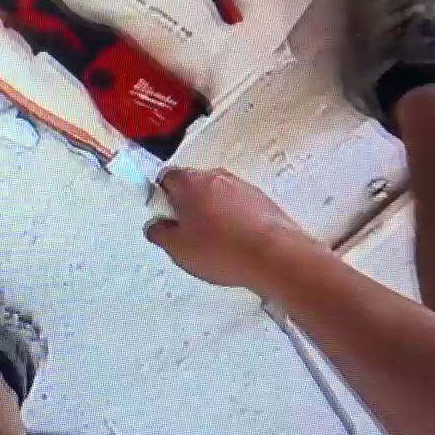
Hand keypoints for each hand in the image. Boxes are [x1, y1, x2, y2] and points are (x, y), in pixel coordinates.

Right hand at [144, 168, 328, 292]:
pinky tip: (238, 245)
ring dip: (214, 213)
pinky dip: (237, 221)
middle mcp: (216, 176)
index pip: (165, 177)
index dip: (161, 196)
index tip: (165, 217)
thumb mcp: (177, 249)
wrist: (277, 258)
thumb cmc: (221, 249)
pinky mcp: (266, 202)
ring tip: (216, 244)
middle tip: (188, 233)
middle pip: (193, 185)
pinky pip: (242, 207)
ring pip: (219, 196)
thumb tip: (156, 227)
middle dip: (188, 205)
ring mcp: (244, 187)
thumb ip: (158, 233)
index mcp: (189, 181)